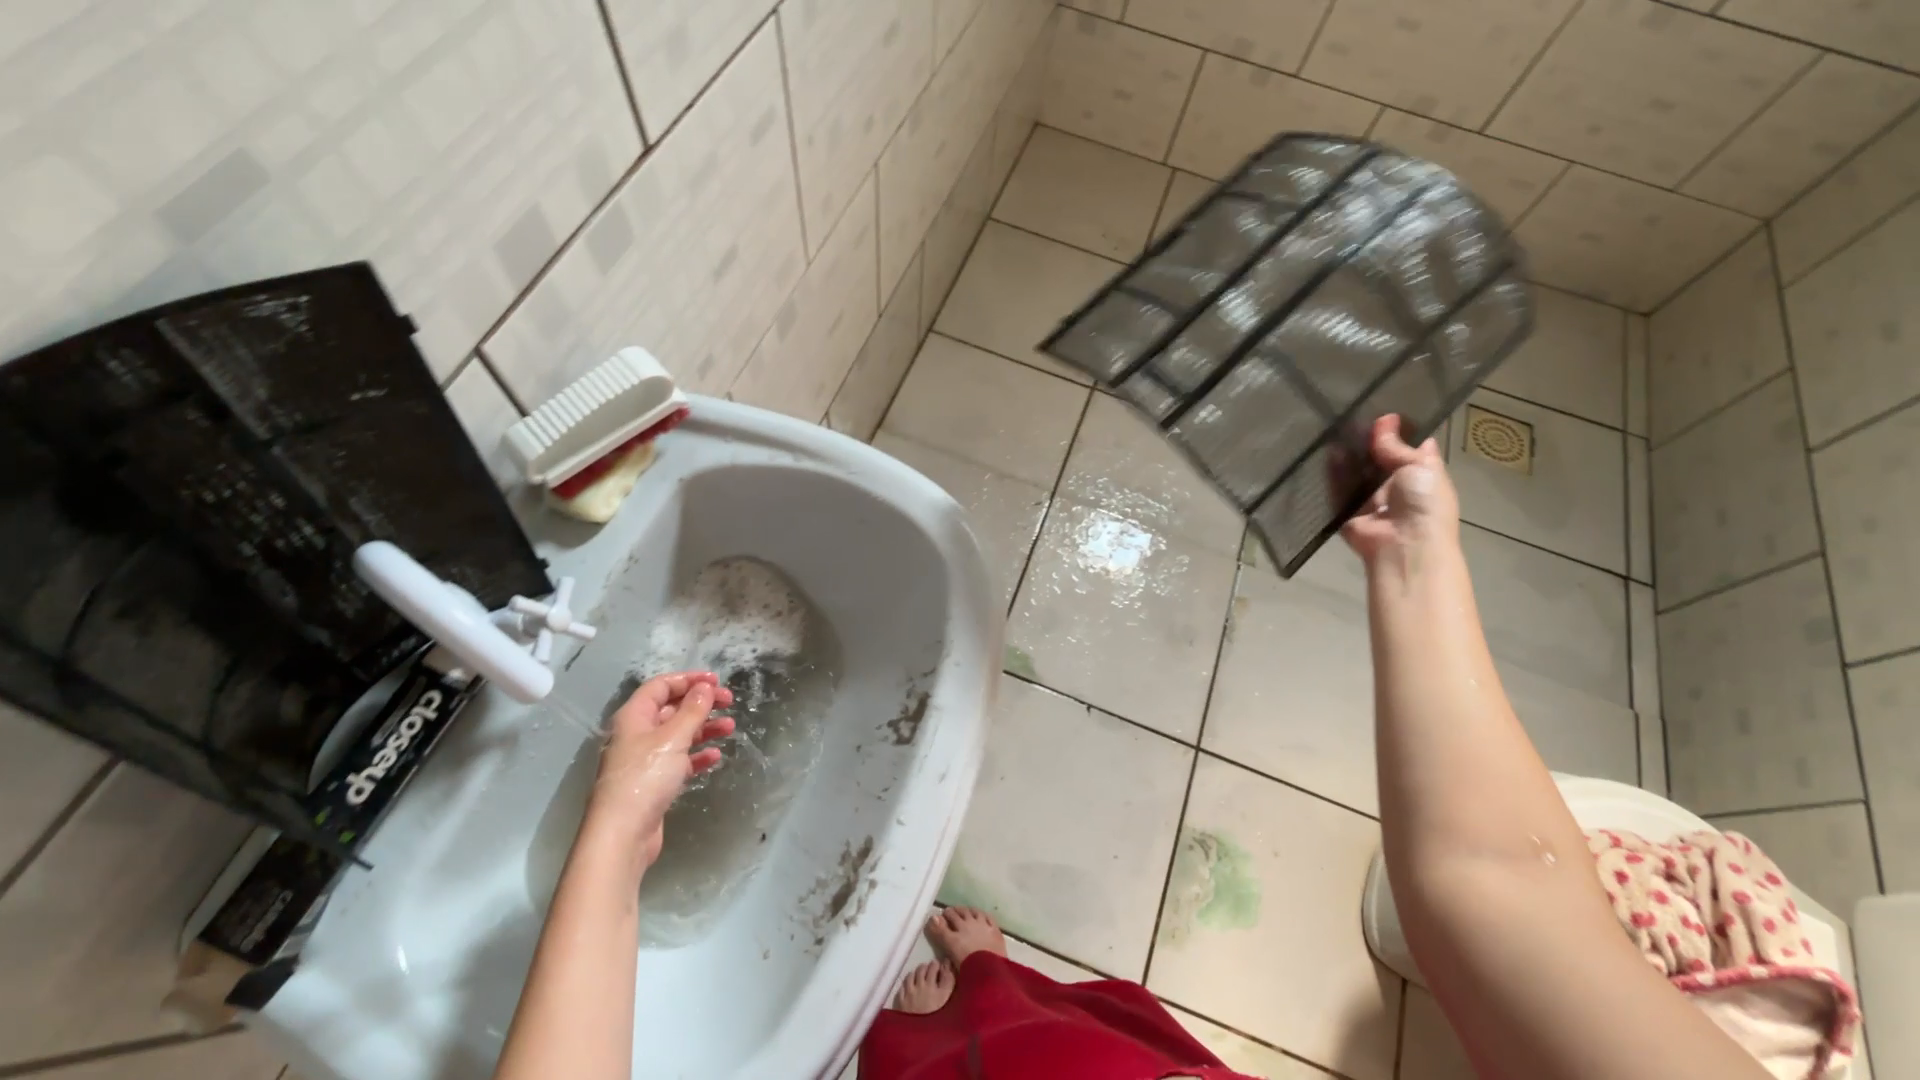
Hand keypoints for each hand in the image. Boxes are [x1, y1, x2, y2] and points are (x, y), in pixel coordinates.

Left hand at [589, 671, 735, 867]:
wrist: (622, 833)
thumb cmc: (645, 778)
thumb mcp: (673, 739)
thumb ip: (692, 711)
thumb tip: (705, 688)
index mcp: (634, 717)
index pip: (660, 686)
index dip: (688, 680)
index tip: (716, 682)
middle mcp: (637, 734)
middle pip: (671, 709)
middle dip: (700, 704)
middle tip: (729, 702)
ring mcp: (644, 760)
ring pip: (678, 735)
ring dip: (703, 728)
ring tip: (730, 728)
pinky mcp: (653, 783)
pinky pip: (679, 760)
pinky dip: (697, 756)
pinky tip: (714, 757)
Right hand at [1339, 415, 1457, 567]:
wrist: (1404, 544)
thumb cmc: (1424, 503)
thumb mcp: (1421, 467)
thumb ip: (1399, 446)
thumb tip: (1388, 419)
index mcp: (1420, 475)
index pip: (1407, 448)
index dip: (1397, 430)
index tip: (1382, 411)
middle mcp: (1394, 486)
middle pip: (1378, 459)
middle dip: (1368, 441)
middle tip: (1351, 415)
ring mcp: (1369, 499)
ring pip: (1356, 472)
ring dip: (1348, 454)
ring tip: (1336, 428)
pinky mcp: (1347, 511)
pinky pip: (1336, 489)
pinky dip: (1331, 473)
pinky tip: (1326, 451)